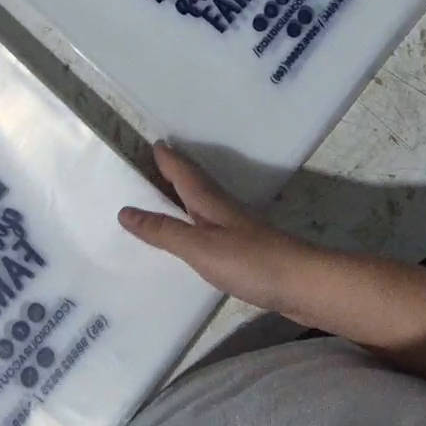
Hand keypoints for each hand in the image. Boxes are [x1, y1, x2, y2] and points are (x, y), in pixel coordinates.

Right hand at [118, 144, 324, 313]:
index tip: (151, 142)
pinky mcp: (244, 246)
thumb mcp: (199, 248)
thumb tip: (125, 211)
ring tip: (165, 192)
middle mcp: (221, 207)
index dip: (166, 158)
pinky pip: (210, 222)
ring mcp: (235, 226)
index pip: (183, 172)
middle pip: (194, 182)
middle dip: (173, 171)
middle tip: (152, 162)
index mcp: (208, 201)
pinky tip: (193, 231)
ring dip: (184, 192)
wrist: (301, 283)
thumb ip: (164, 232)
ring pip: (203, 200)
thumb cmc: (250, 262)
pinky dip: (195, 218)